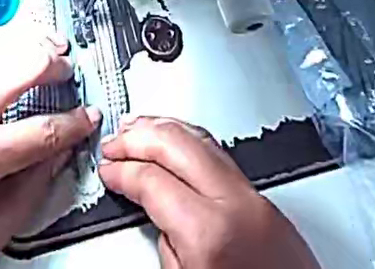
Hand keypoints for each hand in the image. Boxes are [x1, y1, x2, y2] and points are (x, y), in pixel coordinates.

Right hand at [100, 116, 319, 268]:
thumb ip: (167, 245)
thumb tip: (157, 213)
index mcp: (208, 233)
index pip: (150, 178)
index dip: (121, 171)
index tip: (108, 171)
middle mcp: (232, 203)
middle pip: (172, 143)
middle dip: (135, 137)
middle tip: (112, 145)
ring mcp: (253, 197)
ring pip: (196, 136)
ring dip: (160, 128)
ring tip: (134, 129)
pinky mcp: (266, 201)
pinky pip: (216, 150)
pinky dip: (187, 136)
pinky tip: (173, 138)